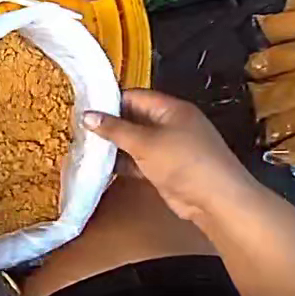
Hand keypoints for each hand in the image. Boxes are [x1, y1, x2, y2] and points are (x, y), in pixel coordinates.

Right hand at [83, 90, 257, 224]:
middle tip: (79, 129)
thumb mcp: (145, 142)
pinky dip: (123, 163)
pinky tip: (102, 167)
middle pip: (134, 118)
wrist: (215, 199)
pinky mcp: (166, 169)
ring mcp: (169, 148)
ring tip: (85, 147)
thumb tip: (87, 115)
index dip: (110, 101)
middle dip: (109, 125)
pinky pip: (140, 160)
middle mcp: (170, 124)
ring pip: (135, 142)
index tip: (84, 107)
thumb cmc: (184, 162)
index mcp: (170, 109)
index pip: (135, 96)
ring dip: (114, 146)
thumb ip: (115, 129)